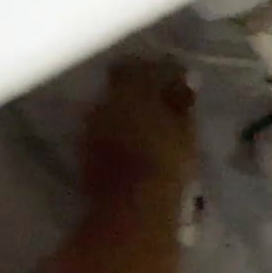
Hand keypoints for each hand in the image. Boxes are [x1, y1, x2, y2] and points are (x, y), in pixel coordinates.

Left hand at [81, 58, 195, 199]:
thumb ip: (183, 103)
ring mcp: (90, 126)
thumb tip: (185, 83)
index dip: (162, 71)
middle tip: (166, 103)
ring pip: (112, 109)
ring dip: (130, 113)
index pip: (142, 66)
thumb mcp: (186, 132)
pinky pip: (106, 131)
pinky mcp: (85, 151)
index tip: (180, 81)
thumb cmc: (166, 163)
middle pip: (122, 86)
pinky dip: (121, 132)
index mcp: (129, 89)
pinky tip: (137, 144)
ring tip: (152, 127)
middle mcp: (104, 101)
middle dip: (143, 91)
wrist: (132, 206)